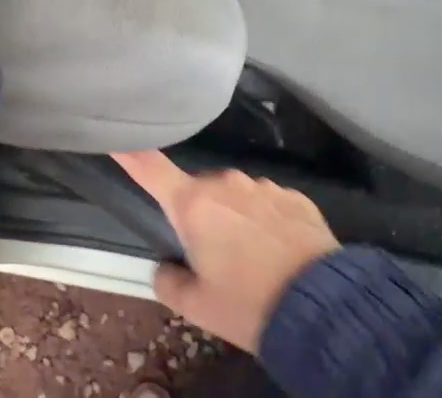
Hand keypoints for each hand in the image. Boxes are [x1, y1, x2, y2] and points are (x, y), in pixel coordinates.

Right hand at [115, 151, 341, 352]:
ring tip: (255, 259)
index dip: (129, 151)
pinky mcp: (297, 197)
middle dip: (201, 215)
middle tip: (214, 256)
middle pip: (199, 192)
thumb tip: (165, 268)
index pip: (150, 168)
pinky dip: (268, 223)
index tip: (116, 133)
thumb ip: (168, 282)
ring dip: (236, 218)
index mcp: (193, 204)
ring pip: (236, 197)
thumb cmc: (249, 304)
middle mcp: (225, 183)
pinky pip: (269, 204)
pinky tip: (281, 253)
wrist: (324, 308)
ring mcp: (263, 186)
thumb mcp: (197, 307)